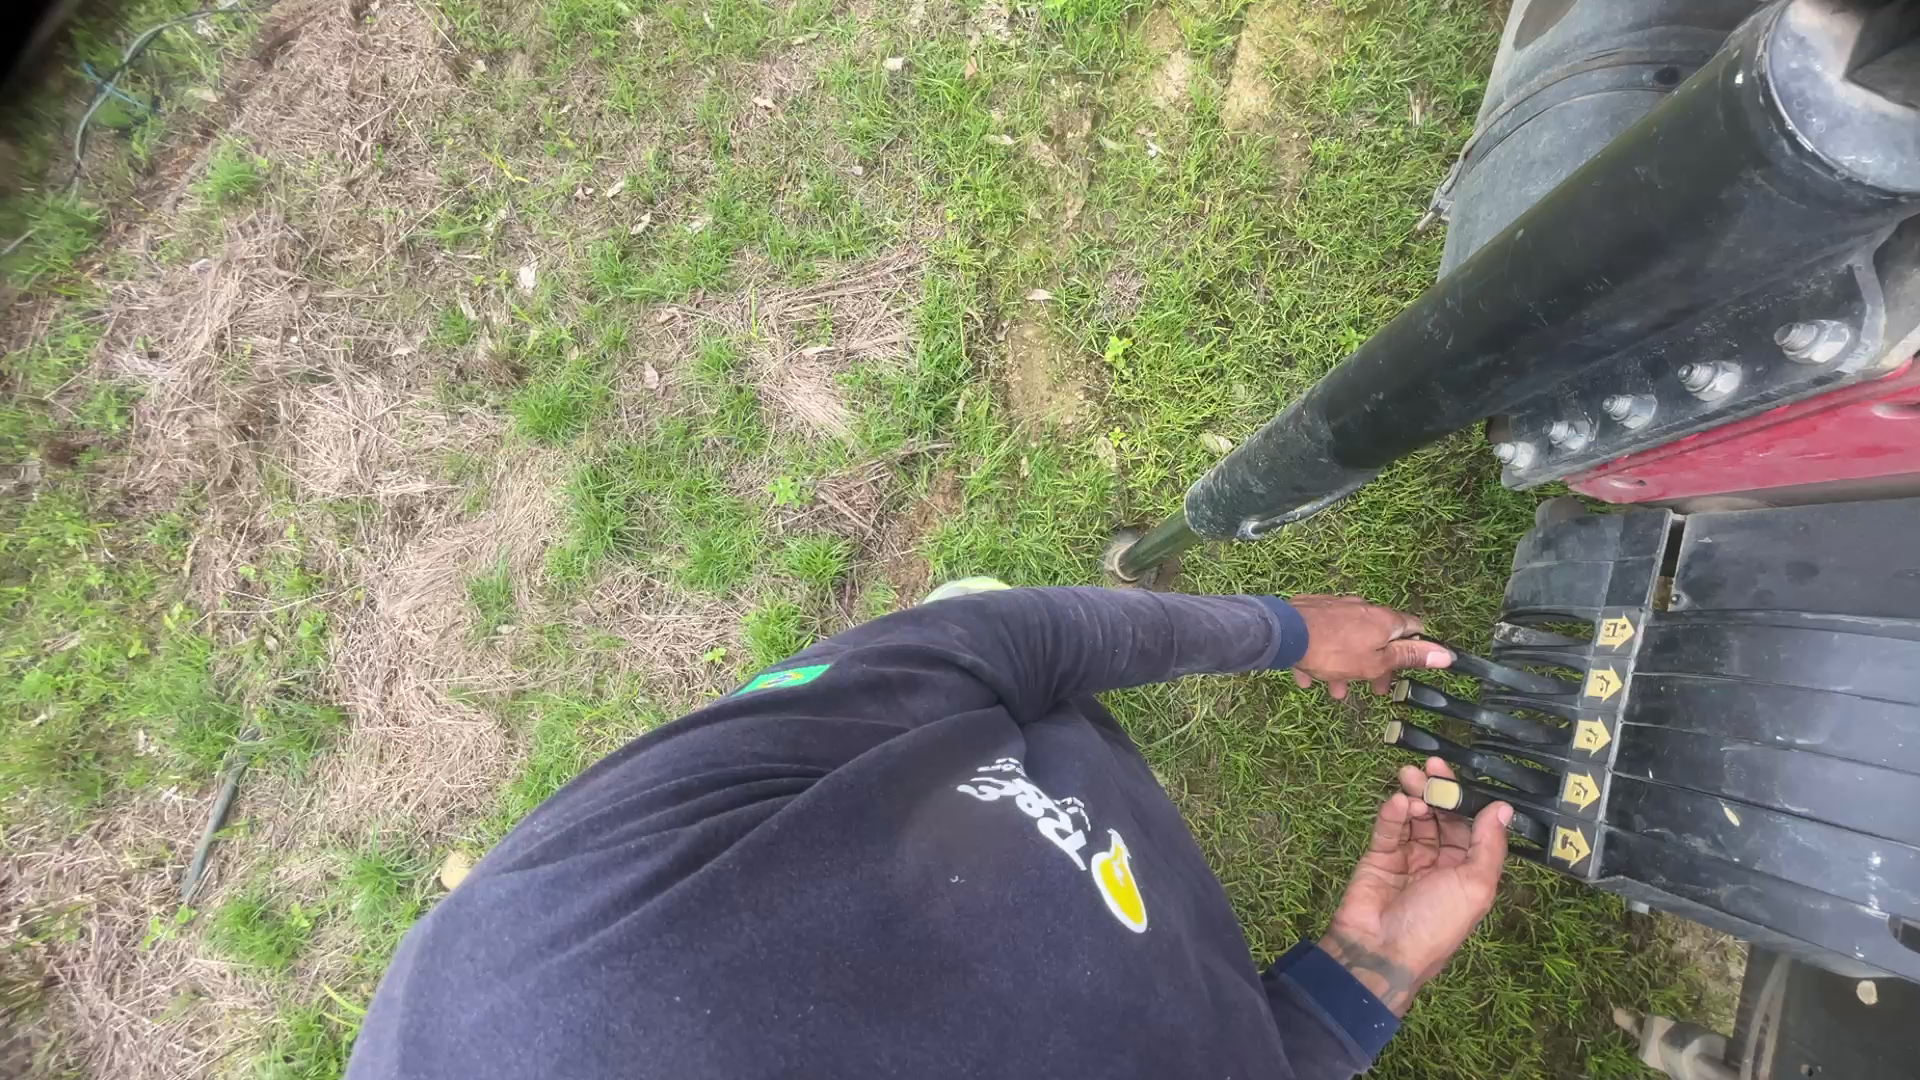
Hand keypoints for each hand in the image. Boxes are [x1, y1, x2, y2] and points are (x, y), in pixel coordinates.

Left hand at [1289, 595, 1452, 698]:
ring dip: (1344, 667)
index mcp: (1383, 619)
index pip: (1413, 628)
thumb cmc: (1334, 652)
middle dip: (1377, 665)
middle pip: (1378, 637)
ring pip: (1346, 640)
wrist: (1284, 634)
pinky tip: (1306, 677)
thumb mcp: (1376, 662)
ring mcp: (1333, 607)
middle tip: (1373, 689)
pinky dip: (1319, 656)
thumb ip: (1408, 657)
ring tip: (1334, 690)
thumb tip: (1446, 654)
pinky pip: (1321, 636)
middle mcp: (1361, 608)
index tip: (1411, 667)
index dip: (1417, 649)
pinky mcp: (1308, 611)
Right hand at [1318, 758, 1509, 1015]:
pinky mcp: (1379, 855)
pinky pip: (1388, 829)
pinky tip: (1395, 802)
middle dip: (1436, 793)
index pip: (1469, 827)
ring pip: (1413, 819)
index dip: (1464, 801)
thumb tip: (1504, 807)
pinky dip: (1391, 813)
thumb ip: (1487, 845)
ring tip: (1408, 778)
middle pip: (1440, 818)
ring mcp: (1408, 857)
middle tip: (1427, 768)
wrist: (1382, 946)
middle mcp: (1440, 862)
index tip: (1455, 774)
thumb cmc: (1436, 922)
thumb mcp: (1474, 886)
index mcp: (1468, 873)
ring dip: (1413, 798)